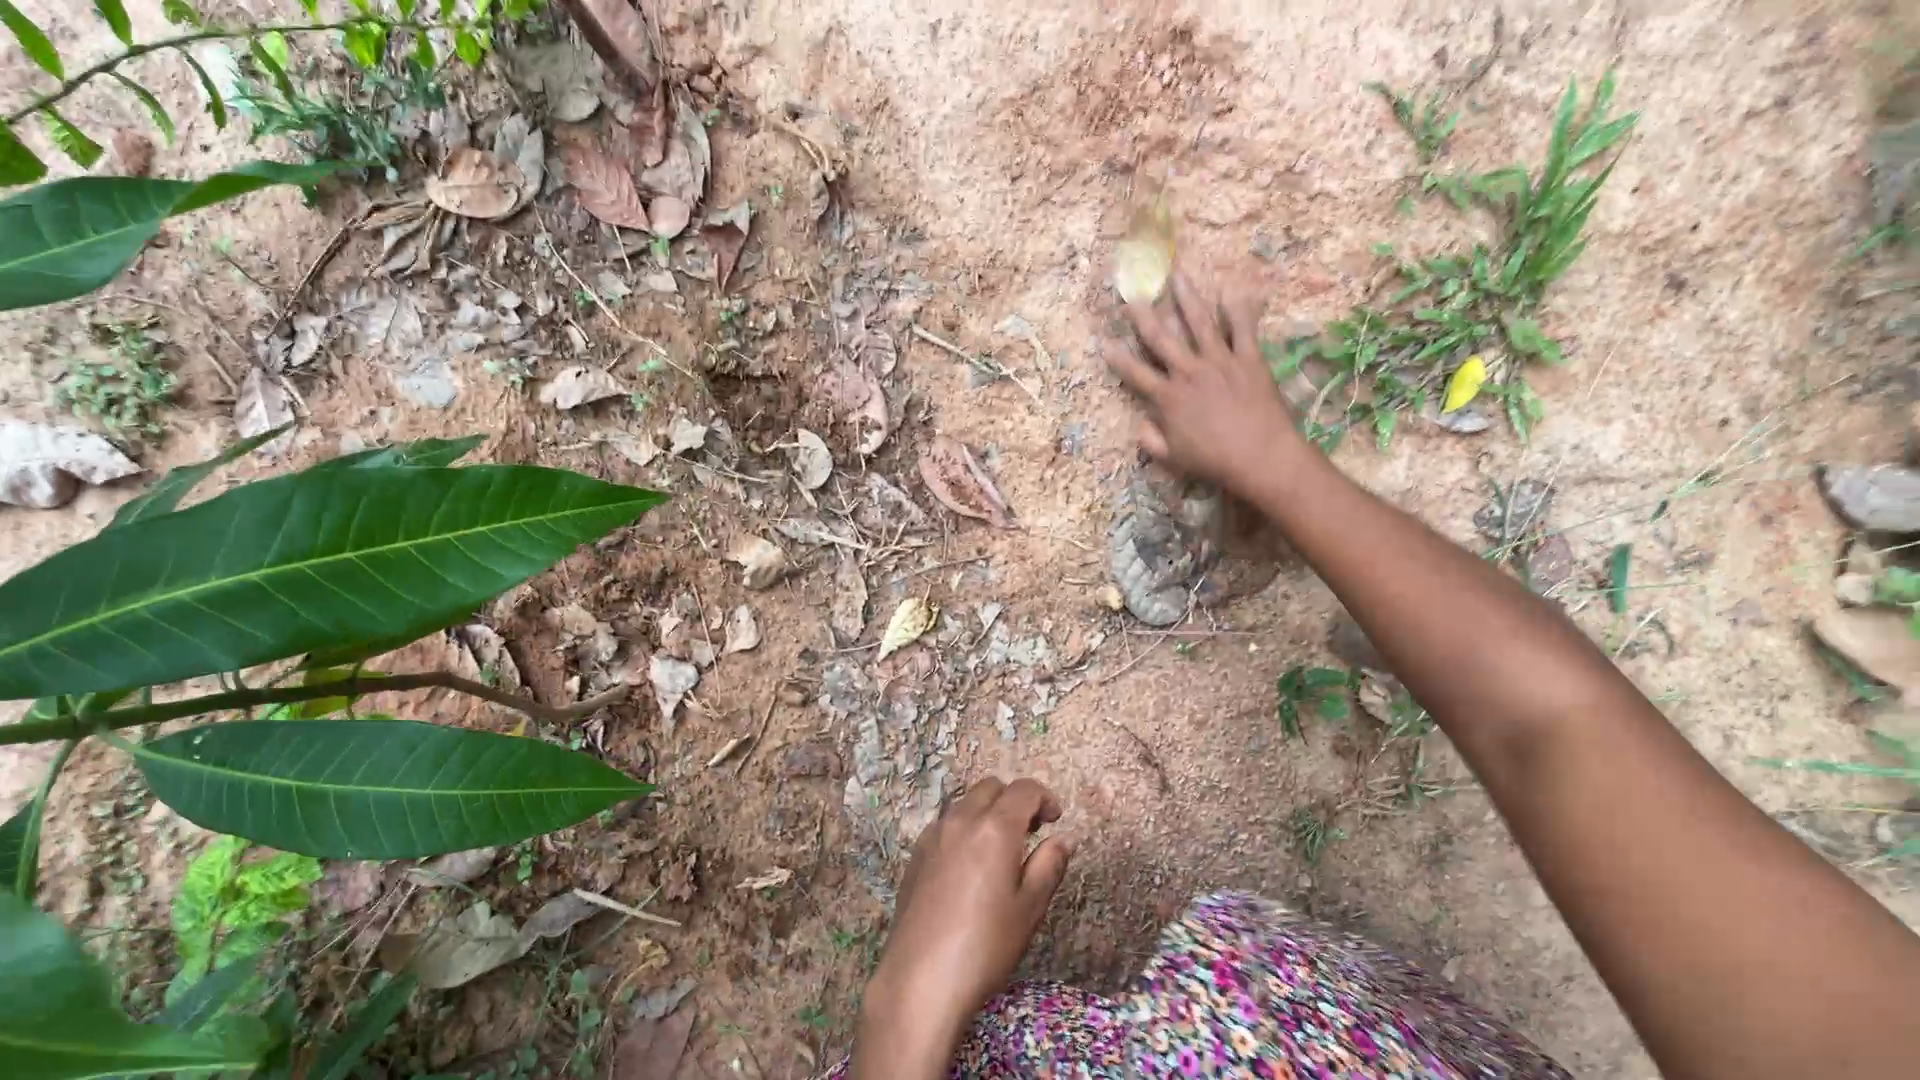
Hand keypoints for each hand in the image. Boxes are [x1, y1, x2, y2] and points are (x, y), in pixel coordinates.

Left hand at [850, 778, 1074, 1079]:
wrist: (921, 978)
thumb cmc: (985, 945)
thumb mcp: (1029, 908)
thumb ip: (1049, 865)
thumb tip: (1062, 839)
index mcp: (994, 828)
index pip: (1024, 790)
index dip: (1045, 798)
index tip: (1055, 821)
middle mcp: (960, 820)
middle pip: (991, 787)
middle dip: (1014, 800)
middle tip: (1030, 832)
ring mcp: (933, 835)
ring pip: (965, 803)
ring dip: (987, 812)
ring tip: (1000, 850)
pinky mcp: (915, 855)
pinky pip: (945, 824)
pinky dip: (964, 828)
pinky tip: (970, 866)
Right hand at [1106, 271, 1309, 497]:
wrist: (1259, 456)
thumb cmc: (1214, 461)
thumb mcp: (1173, 458)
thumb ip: (1152, 441)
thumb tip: (1139, 427)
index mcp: (1168, 397)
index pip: (1135, 373)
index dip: (1117, 358)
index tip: (1103, 341)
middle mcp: (1189, 372)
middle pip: (1162, 338)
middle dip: (1144, 315)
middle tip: (1133, 295)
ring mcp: (1220, 361)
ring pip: (1200, 323)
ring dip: (1188, 298)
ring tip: (1179, 276)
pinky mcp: (1249, 359)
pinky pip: (1243, 329)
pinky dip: (1238, 311)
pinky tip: (1231, 293)